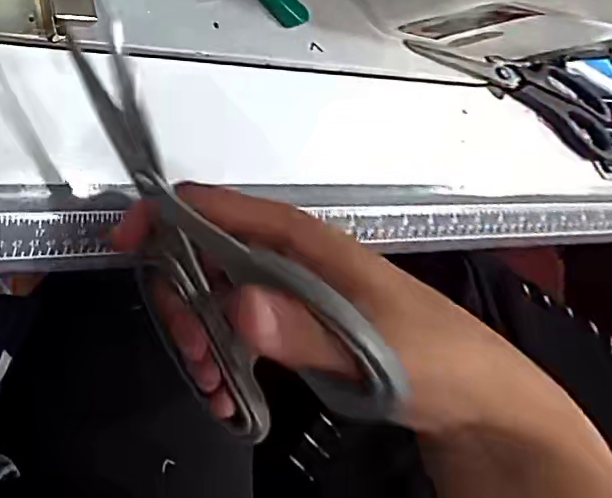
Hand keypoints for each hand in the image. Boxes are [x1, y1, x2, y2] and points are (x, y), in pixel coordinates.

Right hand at [112, 184, 581, 437]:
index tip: (127, 241)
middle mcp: (277, 252)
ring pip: (209, 292)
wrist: (485, 405)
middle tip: (192, 351)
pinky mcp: (284, 320)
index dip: (161, 214)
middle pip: (197, 253)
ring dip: (198, 333)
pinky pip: (230, 325)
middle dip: (181, 297)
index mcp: (293, 235)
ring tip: (214, 382)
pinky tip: (227, 390)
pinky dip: (218, 354)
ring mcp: (279, 286)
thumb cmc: (434, 354)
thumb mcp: (369, 343)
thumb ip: (301, 326)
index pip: (208, 205)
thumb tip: (237, 304)